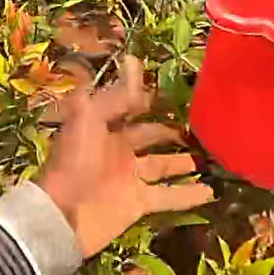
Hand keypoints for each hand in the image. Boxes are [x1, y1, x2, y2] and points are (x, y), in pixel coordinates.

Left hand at [39, 56, 214, 256]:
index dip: (149, 100)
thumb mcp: (91, 118)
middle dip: (171, 132)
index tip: (176, 92)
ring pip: (163, 165)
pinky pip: (168, 196)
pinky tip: (211, 192)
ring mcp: (129, 177)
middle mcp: (118, 149)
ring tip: (211, 157)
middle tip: (201, 126)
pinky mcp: (137, 203)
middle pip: (150, 136)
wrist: (62, 214)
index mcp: (104, 126)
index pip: (131, 108)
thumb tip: (133, 59)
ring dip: (184, 162)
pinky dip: (188, 195)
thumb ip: (116, 94)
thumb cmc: (75, 160)